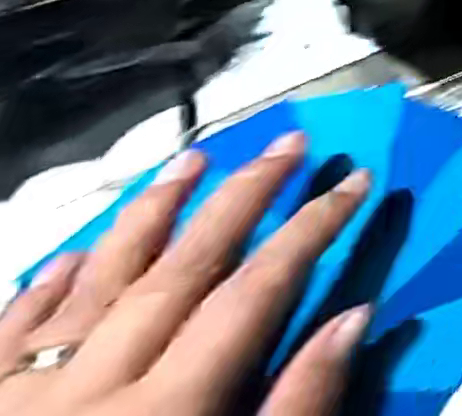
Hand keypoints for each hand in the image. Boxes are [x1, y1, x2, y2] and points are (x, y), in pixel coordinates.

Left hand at [0, 133, 370, 415]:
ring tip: (191, 159)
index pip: (260, 287)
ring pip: (89, 286)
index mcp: (163, 410)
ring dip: (148, 215)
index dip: (315, 225)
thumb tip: (357, 315)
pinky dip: (41, 287)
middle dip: (244, 196)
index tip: (358, 179)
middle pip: (182, 269)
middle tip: (288, 142)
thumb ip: (298, 406)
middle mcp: (84, 393)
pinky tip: (78, 249)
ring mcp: (6, 404)